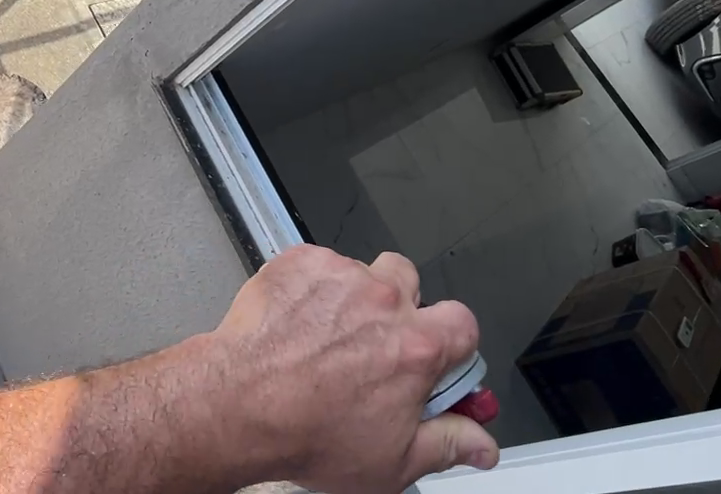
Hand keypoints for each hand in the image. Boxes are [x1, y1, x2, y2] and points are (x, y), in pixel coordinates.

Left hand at [198, 245, 498, 493]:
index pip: (462, 323)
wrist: (241, 401)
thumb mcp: (394, 460)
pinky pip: (320, 264)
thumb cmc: (308, 431)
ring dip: (352, 295)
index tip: (436, 353)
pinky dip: (313, 285)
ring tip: (327, 332)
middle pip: (410, 281)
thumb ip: (447, 443)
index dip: (453, 339)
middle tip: (375, 338)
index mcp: (414, 347)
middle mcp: (382, 301)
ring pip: (361, 270)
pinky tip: (298, 318)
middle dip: (400, 305)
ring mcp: (340, 275)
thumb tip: (479, 442)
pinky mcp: (302, 260)